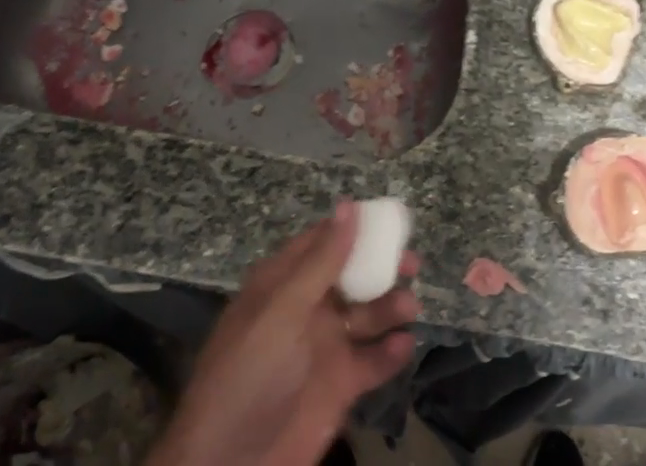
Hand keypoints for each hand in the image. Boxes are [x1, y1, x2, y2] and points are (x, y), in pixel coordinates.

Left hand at [146, 202, 420, 465]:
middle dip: (382, 268)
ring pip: (367, 316)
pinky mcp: (341, 385)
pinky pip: (373, 359)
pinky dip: (391, 352)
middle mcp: (306, 309)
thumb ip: (321, 261)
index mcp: (282, 283)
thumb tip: (349, 206)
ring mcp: (324, 347)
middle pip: (351, 276)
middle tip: (412, 264)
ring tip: (408, 308)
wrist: (233, 459)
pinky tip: (402, 346)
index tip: (390, 220)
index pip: (322, 242)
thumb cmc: (251, 371)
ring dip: (390, 308)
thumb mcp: (284, 309)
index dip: (354, 229)